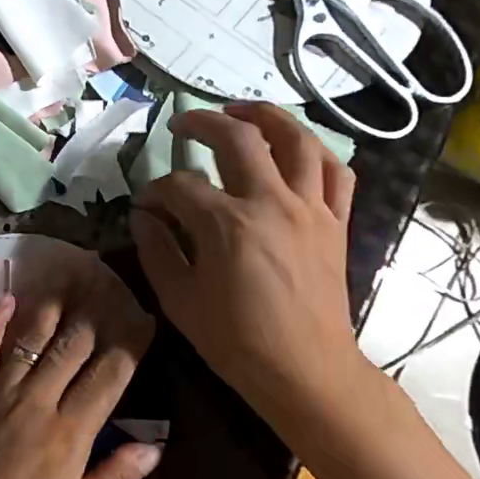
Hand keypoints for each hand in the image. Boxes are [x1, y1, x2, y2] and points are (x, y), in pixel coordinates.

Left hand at [0, 287, 161, 478]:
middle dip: (93, 312)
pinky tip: (6, 298)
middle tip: (108, 280)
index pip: (109, 378)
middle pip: (70, 348)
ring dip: (50, 307)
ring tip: (67, 276)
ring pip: (29, 341)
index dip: (130, 344)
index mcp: (69, 436)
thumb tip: (153, 444)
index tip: (146, 316)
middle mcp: (35, 404)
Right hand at [130, 102, 375, 431]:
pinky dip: (316, 151)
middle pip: (238, 139)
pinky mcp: (336, 222)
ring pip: (297, 141)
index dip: (154, 190)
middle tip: (182, 123)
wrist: (304, 369)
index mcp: (226, 224)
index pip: (179, 186)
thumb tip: (143, 216)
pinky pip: (336, 172)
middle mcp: (271, 203)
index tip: (144, 206)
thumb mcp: (178, 297)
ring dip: (267, 117)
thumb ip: (156, 248)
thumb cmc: (233, 338)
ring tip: (242, 110)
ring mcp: (311, 209)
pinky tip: (295, 148)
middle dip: (203, 122)